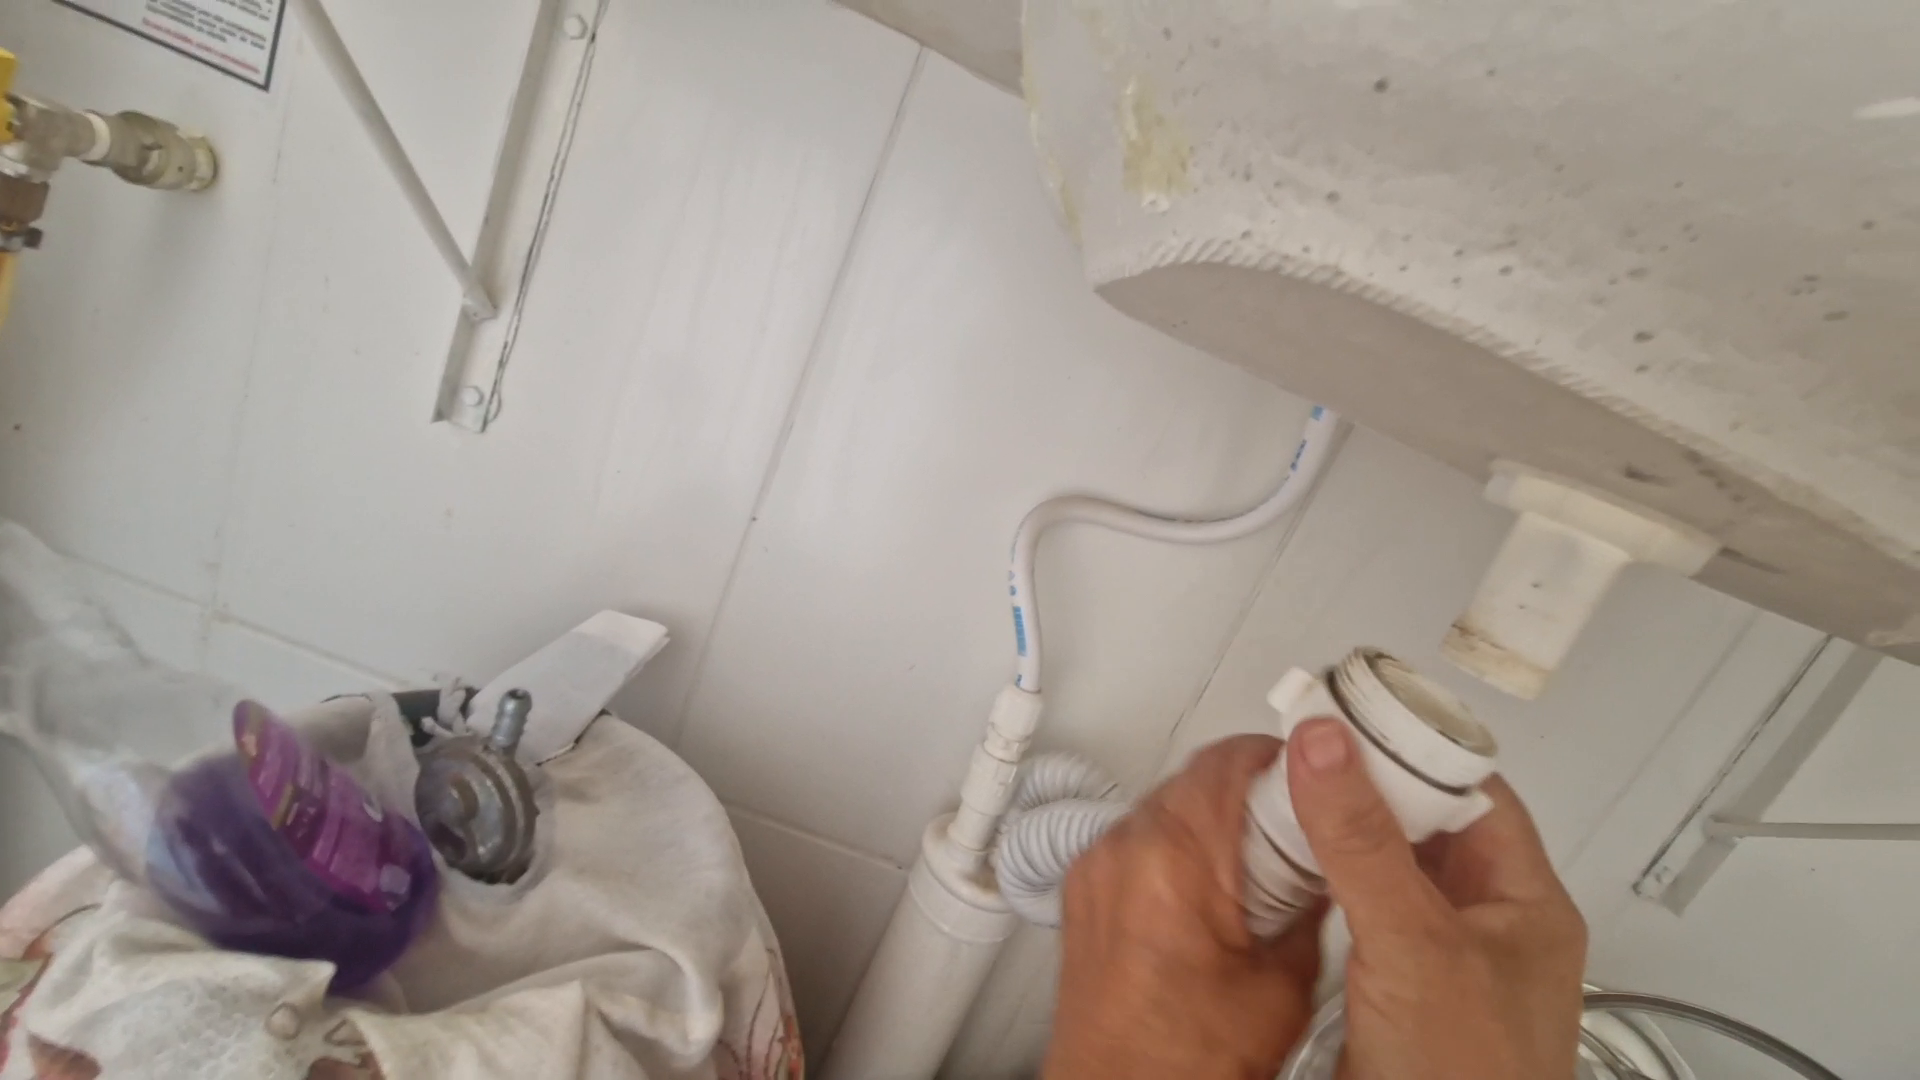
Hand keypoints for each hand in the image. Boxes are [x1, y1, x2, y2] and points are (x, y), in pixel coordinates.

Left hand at [1045, 735, 1325, 1079]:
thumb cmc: (1185, 1061)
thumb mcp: (1279, 986)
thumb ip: (1303, 907)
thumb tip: (1319, 860)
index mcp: (1175, 862)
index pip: (1225, 763)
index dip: (1272, 756)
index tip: (1305, 767)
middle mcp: (1124, 847)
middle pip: (1193, 777)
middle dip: (1245, 788)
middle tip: (1289, 819)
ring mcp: (1096, 860)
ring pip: (1164, 800)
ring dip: (1208, 814)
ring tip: (1249, 859)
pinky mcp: (1083, 878)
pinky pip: (1135, 833)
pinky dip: (1172, 841)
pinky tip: (1203, 884)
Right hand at [1286, 717, 1587, 1079]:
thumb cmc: (1458, 1074)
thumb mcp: (1416, 947)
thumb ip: (1364, 841)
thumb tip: (1320, 736)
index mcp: (1519, 897)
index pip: (1466, 786)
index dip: (1408, 743)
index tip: (1341, 712)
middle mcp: (1477, 912)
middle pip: (1415, 815)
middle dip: (1356, 778)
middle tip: (1293, 744)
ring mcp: (1427, 943)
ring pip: (1375, 854)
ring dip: (1328, 821)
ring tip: (1274, 785)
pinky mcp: (1381, 970)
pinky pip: (1345, 892)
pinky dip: (1311, 864)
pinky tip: (1274, 850)